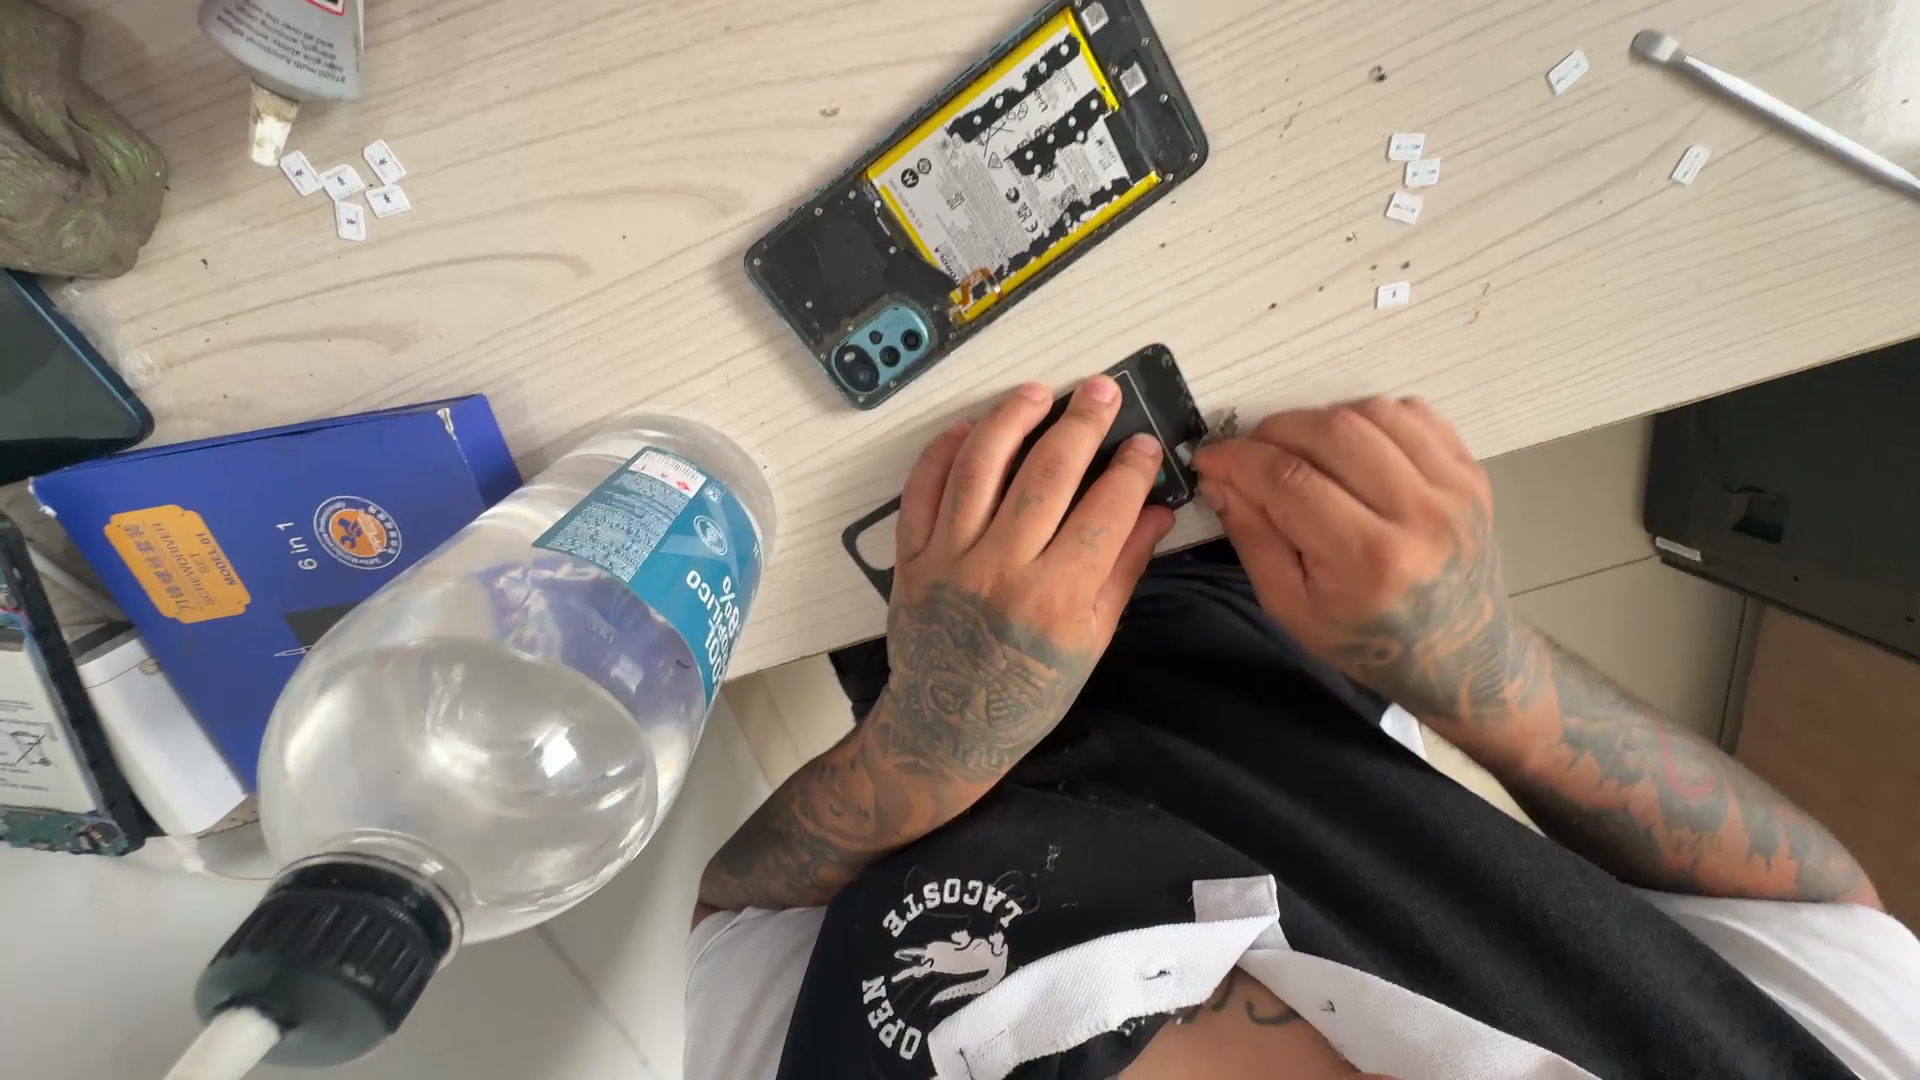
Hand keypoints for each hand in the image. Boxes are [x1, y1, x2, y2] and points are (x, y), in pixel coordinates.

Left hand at [881, 376, 1175, 780]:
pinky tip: (967, 429)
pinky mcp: (912, 557)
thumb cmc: (1028, 693)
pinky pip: (921, 490)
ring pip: (980, 466)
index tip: (1144, 444)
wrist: (948, 726)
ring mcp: (949, 558)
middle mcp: (1002, 568)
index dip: (1131, 469)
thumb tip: (1156, 511)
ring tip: (1037, 392)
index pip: (1104, 510)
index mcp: (1057, 598)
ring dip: (1011, 418)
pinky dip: (942, 452)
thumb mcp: (1090, 642)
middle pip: (1047, 474)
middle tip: (1102, 391)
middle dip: (1082, 423)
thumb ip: (1123, 571)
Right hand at [1192, 397, 1524, 724]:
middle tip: (1249, 452)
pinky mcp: (1472, 474)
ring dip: (1318, 419)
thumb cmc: (1361, 638)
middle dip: (1274, 431)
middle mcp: (1417, 515)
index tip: (1208, 457)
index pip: (1288, 481)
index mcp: (1365, 559)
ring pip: (1372, 413)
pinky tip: (1346, 446)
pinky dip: (1368, 416)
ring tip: (1295, 448)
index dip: (1238, 459)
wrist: (1456, 655)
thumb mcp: (1287, 604)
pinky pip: (1414, 414)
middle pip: (1332, 433)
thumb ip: (1251, 537)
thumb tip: (1218, 479)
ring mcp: (1453, 489)